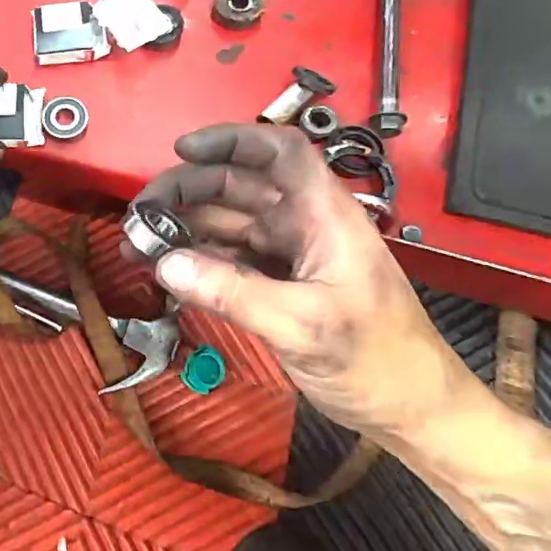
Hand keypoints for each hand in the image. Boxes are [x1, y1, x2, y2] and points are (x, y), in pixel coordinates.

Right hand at [132, 124, 478, 436]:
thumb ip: (232, 293)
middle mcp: (304, 226)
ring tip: (139, 244)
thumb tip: (166, 264)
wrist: (411, 410)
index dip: (231, 140)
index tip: (182, 149)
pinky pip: (228, 259)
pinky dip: (196, 261)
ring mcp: (289, 255)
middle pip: (239, 186)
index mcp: (324, 216)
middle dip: (187, 191)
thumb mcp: (303, 325)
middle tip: (140, 214)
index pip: (280, 153)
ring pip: (227, 223)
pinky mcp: (278, 284)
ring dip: (183, 228)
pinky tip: (165, 270)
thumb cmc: (378, 360)